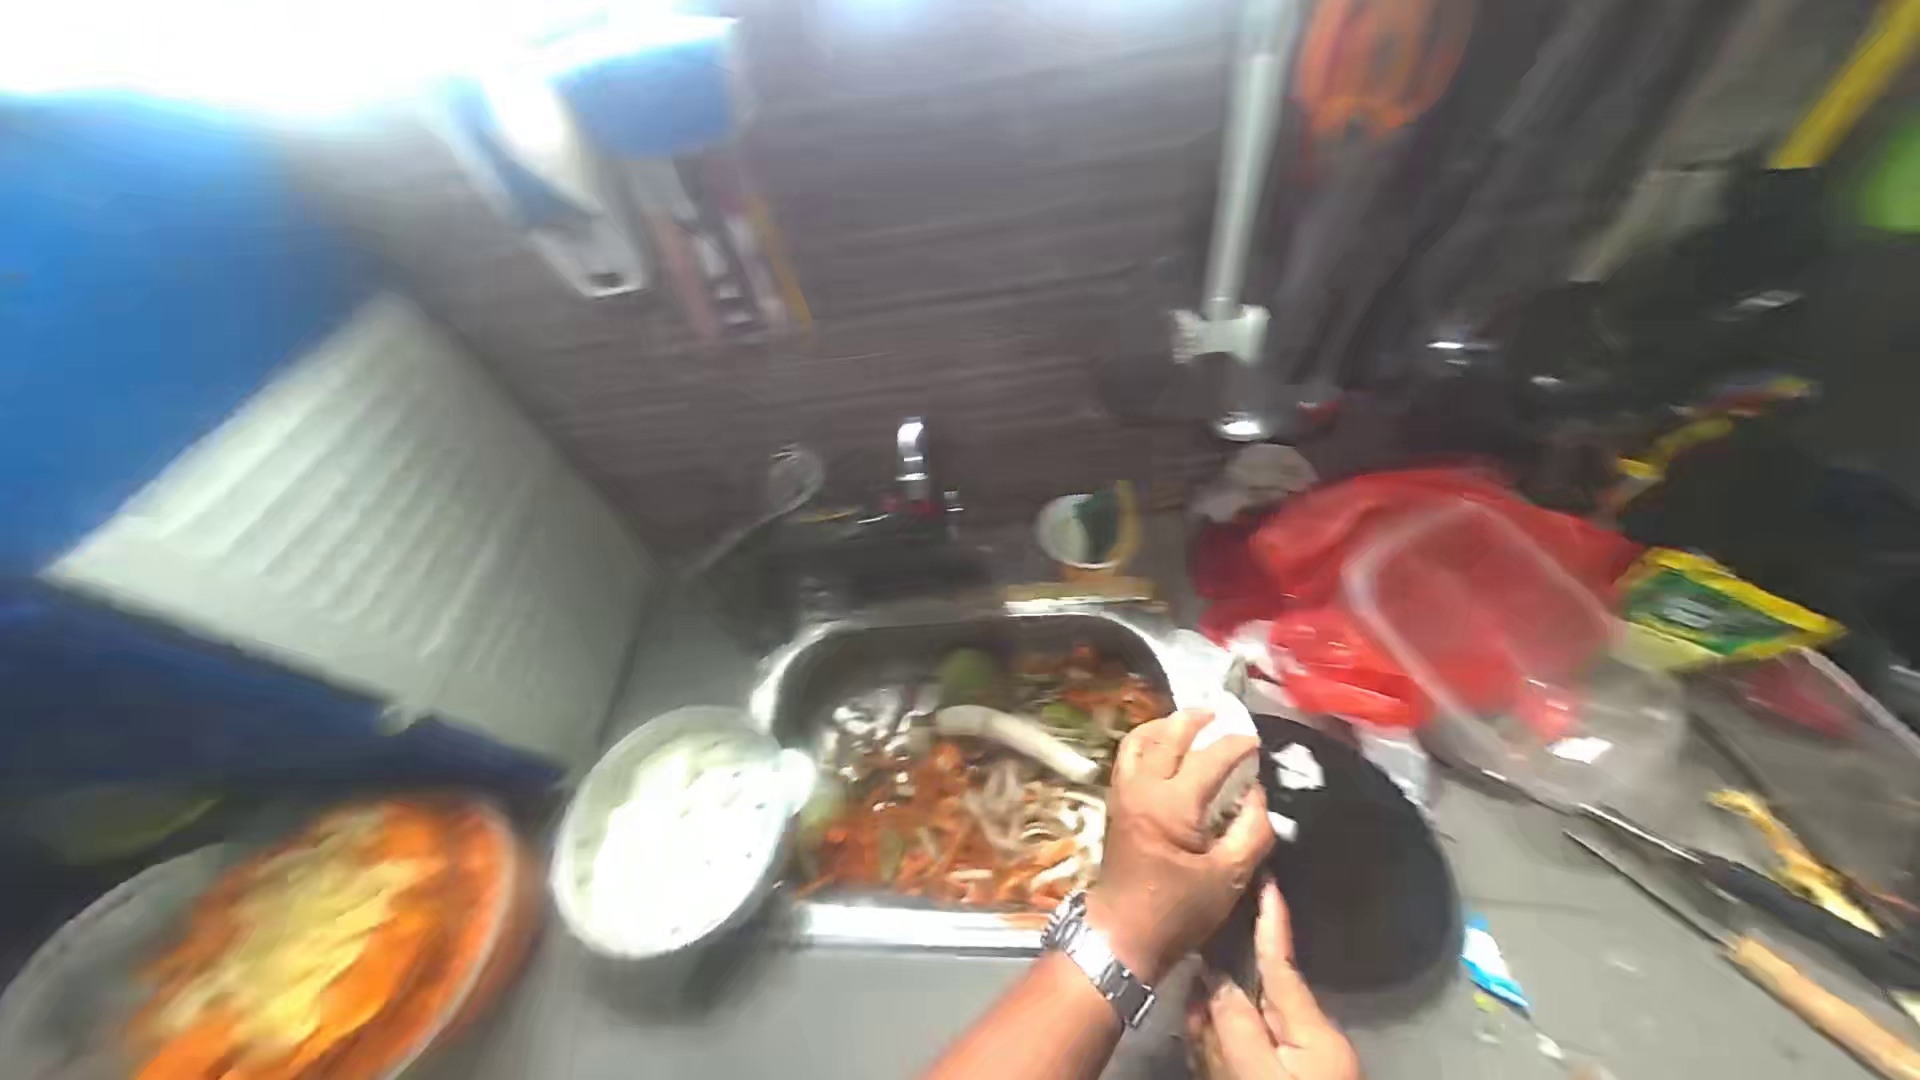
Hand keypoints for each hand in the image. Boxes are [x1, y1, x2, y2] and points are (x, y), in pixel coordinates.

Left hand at [1087, 709, 1271, 982]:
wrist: (1125, 927)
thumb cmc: (1180, 908)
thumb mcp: (1229, 878)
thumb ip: (1251, 831)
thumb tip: (1256, 792)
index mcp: (1172, 805)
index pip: (1207, 759)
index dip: (1233, 745)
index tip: (1254, 739)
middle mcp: (1142, 786)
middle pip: (1167, 736)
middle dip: (1195, 719)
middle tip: (1219, 712)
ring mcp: (1123, 788)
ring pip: (1140, 738)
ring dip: (1166, 723)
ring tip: (1190, 720)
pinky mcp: (1115, 796)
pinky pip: (1128, 753)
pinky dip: (1146, 738)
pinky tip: (1162, 741)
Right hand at [1186, 881, 1361, 1079]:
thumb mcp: (1257, 1077)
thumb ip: (1233, 1019)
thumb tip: (1214, 975)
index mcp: (1313, 1032)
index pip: (1280, 960)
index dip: (1271, 918)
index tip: (1266, 877)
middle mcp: (1311, 1041)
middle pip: (1255, 995)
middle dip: (1220, 998)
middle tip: (1194, 1020)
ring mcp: (1300, 1065)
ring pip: (1246, 1024)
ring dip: (1217, 1033)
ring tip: (1201, 1050)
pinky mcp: (1286, 1079)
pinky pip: (1250, 1052)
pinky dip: (1226, 1054)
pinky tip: (1210, 1062)